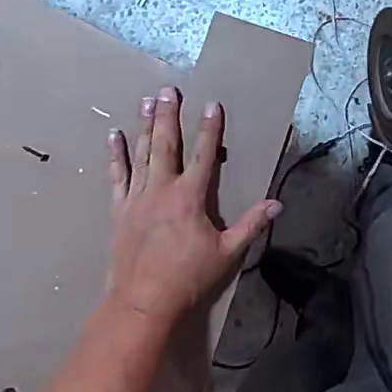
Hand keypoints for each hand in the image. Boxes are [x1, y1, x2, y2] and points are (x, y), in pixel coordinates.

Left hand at [104, 86, 279, 327]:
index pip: (204, 155)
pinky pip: (118, 176)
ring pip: (142, 154)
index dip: (209, 129)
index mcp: (190, 197)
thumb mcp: (227, 254)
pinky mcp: (120, 209)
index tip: (212, 104)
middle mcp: (162, 189)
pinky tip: (114, 135)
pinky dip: (116, 155)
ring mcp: (138, 197)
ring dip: (145, 126)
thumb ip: (251, 225)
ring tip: (146, 101)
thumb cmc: (188, 278)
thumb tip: (277, 205)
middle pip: (167, 144)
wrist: (143, 301)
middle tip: (168, 90)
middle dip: (168, 115)